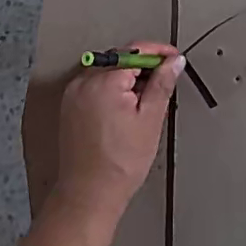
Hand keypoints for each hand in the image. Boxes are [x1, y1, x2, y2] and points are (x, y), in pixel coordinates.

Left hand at [54, 41, 183, 218]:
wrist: (89, 195)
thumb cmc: (120, 163)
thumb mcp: (150, 119)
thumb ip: (163, 83)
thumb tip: (175, 61)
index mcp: (104, 82)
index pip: (135, 51)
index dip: (158, 53)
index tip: (173, 58)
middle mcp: (84, 82)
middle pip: (120, 58)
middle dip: (143, 66)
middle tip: (164, 81)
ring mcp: (74, 93)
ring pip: (108, 70)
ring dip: (127, 77)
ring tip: (145, 100)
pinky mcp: (70, 105)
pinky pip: (95, 84)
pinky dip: (112, 88)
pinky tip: (125, 107)